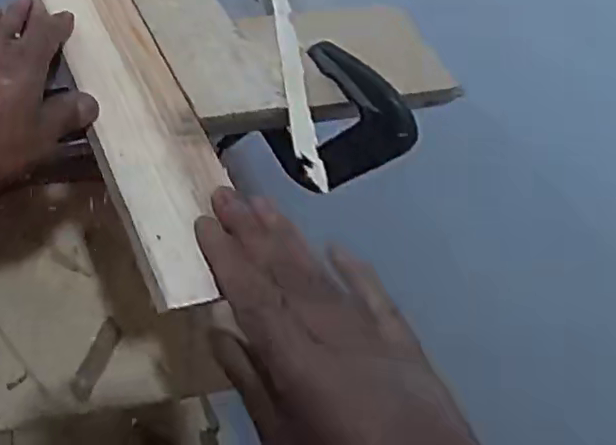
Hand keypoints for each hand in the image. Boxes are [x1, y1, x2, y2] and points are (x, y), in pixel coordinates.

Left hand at [0, 0, 96, 199]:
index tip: (65, 16)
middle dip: (26, 11)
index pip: (46, 33)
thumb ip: (63, 117)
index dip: (57, 24)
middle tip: (32, 2)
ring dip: (0, 15)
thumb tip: (91, 99)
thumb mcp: (37, 141)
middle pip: (14, 19)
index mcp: (25, 62)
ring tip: (3, 11)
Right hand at [196, 189, 478, 444]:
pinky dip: (358, 274)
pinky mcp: (411, 355)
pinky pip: (381, 304)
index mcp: (302, 365)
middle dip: (251, 233)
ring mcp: (378, 344)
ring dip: (290, 239)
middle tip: (224, 194)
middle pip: (287, 277)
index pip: (254, 298)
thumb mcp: (282, 441)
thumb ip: (251, 384)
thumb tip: (217, 329)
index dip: (226, 258)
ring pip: (324, 280)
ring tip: (262, 203)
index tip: (204, 222)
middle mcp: (337, 343)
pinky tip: (336, 246)